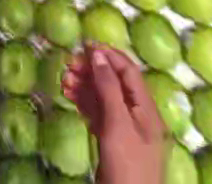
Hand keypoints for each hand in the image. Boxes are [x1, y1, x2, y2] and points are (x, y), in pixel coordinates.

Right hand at [65, 46, 165, 183]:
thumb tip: (98, 53)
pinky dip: (84, 102)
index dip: (108, 55)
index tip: (84, 46)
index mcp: (147, 108)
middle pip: (114, 82)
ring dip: (84, 85)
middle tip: (69, 64)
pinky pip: (98, 113)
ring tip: (64, 80)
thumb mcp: (118, 124)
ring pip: (103, 98)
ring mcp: (124, 129)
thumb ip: (109, 87)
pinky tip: (69, 95)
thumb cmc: (127, 165)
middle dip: (92, 70)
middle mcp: (137, 115)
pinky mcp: (112, 141)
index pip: (128, 71)